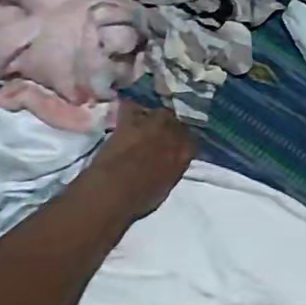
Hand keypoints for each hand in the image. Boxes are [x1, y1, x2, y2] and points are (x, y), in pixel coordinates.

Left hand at [80, 101, 195, 220]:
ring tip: (144, 125)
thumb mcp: (167, 185)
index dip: (182, 142)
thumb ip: (173, 167)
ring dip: (153, 118)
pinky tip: (125, 117)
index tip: (175, 148)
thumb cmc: (141, 198)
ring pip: (158, 112)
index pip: (192, 139)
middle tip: (159, 136)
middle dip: (170, 127)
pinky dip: (129, 110)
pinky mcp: (129, 119)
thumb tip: (170, 163)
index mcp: (186, 151)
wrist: (114, 190)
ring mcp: (153, 123)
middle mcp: (174, 132)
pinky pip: (132, 107)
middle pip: (176, 122)